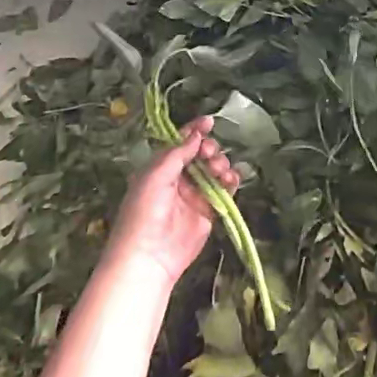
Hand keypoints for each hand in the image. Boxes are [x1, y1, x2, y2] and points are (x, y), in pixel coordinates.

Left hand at [106, 116, 240, 282]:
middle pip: (199, 154)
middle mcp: (177, 178)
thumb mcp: (155, 175)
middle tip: (210, 153)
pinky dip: (230, 182)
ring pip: (213, 171)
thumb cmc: (145, 210)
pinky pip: (223, 192)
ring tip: (220, 169)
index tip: (209, 121)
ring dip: (220, 164)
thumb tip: (195, 135)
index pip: (179, 142)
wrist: (149, 255)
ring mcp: (193, 195)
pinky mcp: (208, 212)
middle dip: (208, 148)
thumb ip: (177, 154)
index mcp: (160, 166)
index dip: (194, 130)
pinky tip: (232, 178)